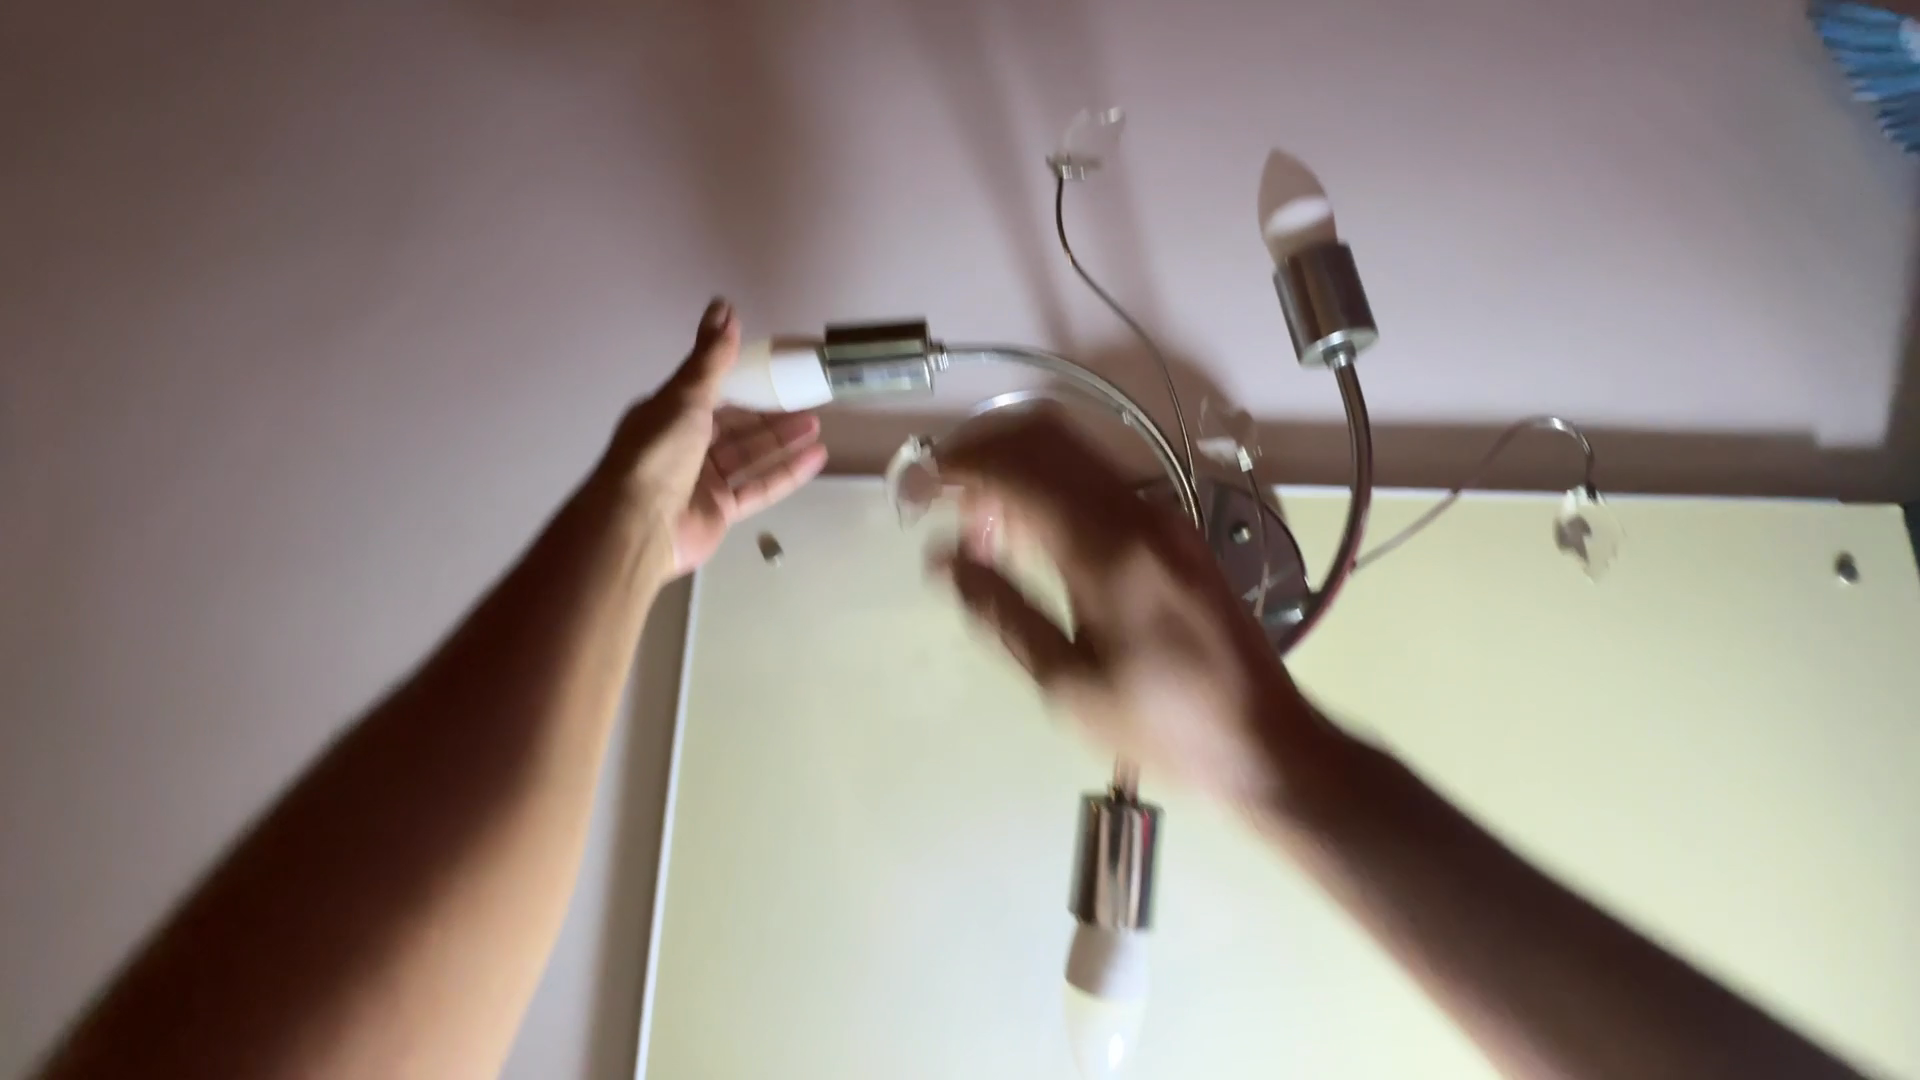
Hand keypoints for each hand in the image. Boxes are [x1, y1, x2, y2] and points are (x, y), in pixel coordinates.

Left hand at [598, 299, 827, 576]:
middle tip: (806, 403)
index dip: (743, 382)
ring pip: (750, 456)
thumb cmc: (658, 453)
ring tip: (817, 427)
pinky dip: (787, 473)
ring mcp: (702, 481)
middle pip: (735, 427)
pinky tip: (815, 458)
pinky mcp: (720, 511)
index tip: (774, 373)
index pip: (710, 394)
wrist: (638, 524)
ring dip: (782, 441)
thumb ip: (711, 357)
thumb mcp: (685, 396)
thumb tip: (725, 306)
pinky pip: (759, 487)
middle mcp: (684, 446)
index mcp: (668, 415)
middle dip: (770, 415)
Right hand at [931, 408, 1334, 810]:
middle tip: (941, 498)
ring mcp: (1160, 516)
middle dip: (981, 451)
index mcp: (1107, 549)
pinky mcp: (1172, 530)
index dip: (956, 468)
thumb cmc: (1161, 726)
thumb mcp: (1066, 685)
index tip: (916, 491)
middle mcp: (1136, 513)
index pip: (1017, 468)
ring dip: (1013, 469)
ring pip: (1071, 452)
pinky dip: (1047, 488)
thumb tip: (943, 558)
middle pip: (1045, 436)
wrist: (1265, 740)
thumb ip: (1001, 612)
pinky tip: (1028, 540)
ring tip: (979, 529)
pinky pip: (1095, 482)